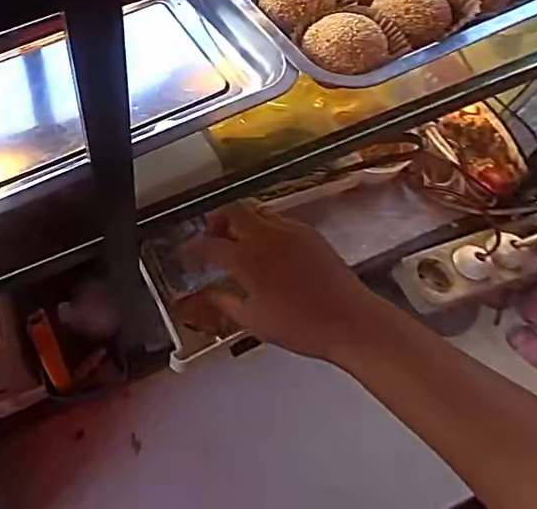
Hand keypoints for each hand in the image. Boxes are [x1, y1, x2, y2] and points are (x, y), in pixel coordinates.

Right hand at [189, 200, 389, 361]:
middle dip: (217, 219)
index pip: (210, 245)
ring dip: (242, 222)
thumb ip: (227, 303)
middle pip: (232, 210)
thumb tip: (211, 294)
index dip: (194, 247)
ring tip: (240, 243)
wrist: (347, 318)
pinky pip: (278, 220)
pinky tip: (269, 250)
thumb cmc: (299, 325)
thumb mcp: (255, 322)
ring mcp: (288, 228)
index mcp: (246, 258)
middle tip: (213, 237)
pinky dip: (265, 228)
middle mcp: (264, 235)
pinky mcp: (307, 231)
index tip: (188, 251)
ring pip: (256, 211)